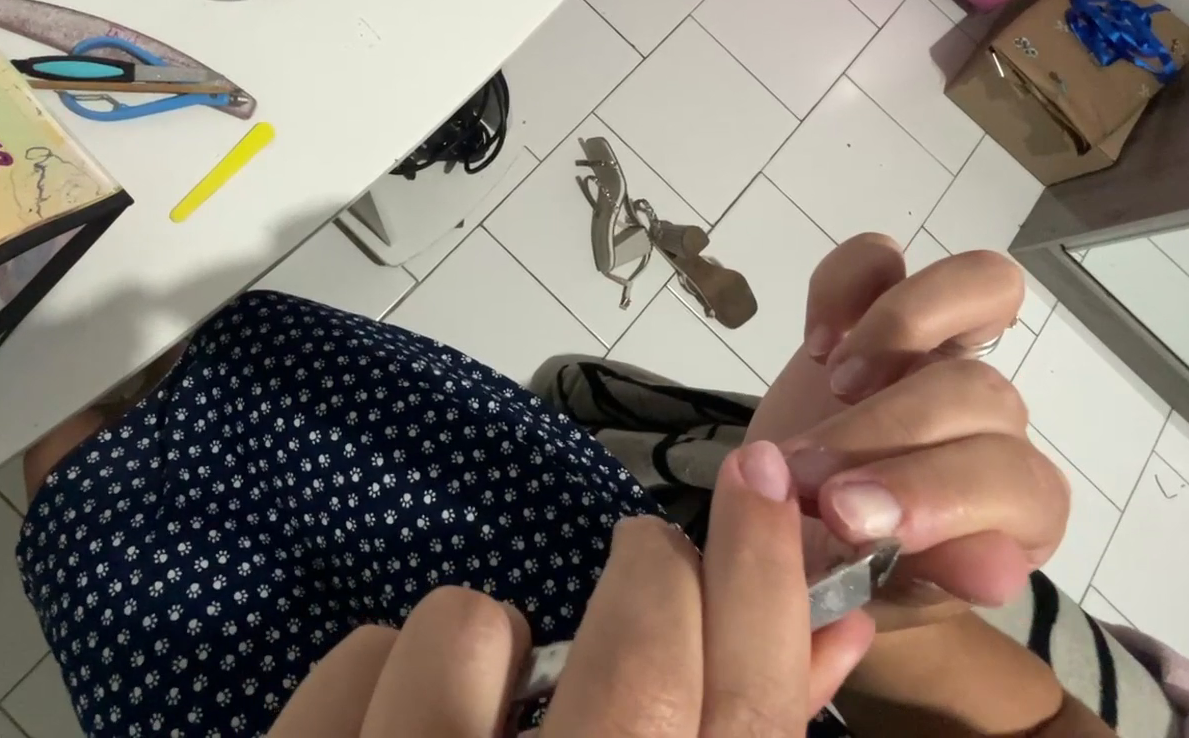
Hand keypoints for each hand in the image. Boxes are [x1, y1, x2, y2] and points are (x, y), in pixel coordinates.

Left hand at [267, 443, 875, 735]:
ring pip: (470, 624)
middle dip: (655, 569)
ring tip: (478, 707)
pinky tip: (384, 729)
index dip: (766, 578)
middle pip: (641, 656)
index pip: (744, 714)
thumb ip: (740, 728)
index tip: (759, 476)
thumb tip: (828, 629)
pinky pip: (360, 649)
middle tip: (646, 554)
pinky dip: (382, 668)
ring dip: (487, 639)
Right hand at [746, 234, 1068, 631]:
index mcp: (1014, 503)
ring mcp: (930, 351)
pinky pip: (879, 259)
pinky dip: (845, 281)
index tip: (842, 516)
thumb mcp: (873, 592)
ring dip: (901, 328)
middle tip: (801, 472)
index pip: (1016, 480)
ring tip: (834, 378)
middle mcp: (989, 418)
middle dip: (883, 432)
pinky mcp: (866, 313)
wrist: (794, 518)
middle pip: (979, 390)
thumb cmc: (838, 565)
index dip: (935, 493)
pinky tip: (815, 340)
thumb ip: (929, 580)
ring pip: (984, 285)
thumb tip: (994, 566)